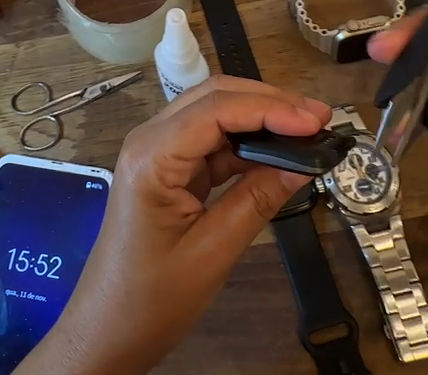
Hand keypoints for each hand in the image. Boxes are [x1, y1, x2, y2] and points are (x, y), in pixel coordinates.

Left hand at [19, 76, 332, 374]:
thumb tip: (304, 163)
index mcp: (152, 155)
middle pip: (214, 98)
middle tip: (320, 118)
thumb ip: (257, 200)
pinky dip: (247, 142)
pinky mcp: (168, 168)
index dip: (269, 107)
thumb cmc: (152, 298)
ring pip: (214, 114)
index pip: (216, 109)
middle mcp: (151, 140)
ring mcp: (158, 152)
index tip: (315, 121)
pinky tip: (278, 151)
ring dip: (260, 117)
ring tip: (308, 130)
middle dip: (269, 102)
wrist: (107, 330)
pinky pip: (211, 141)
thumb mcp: (212, 252)